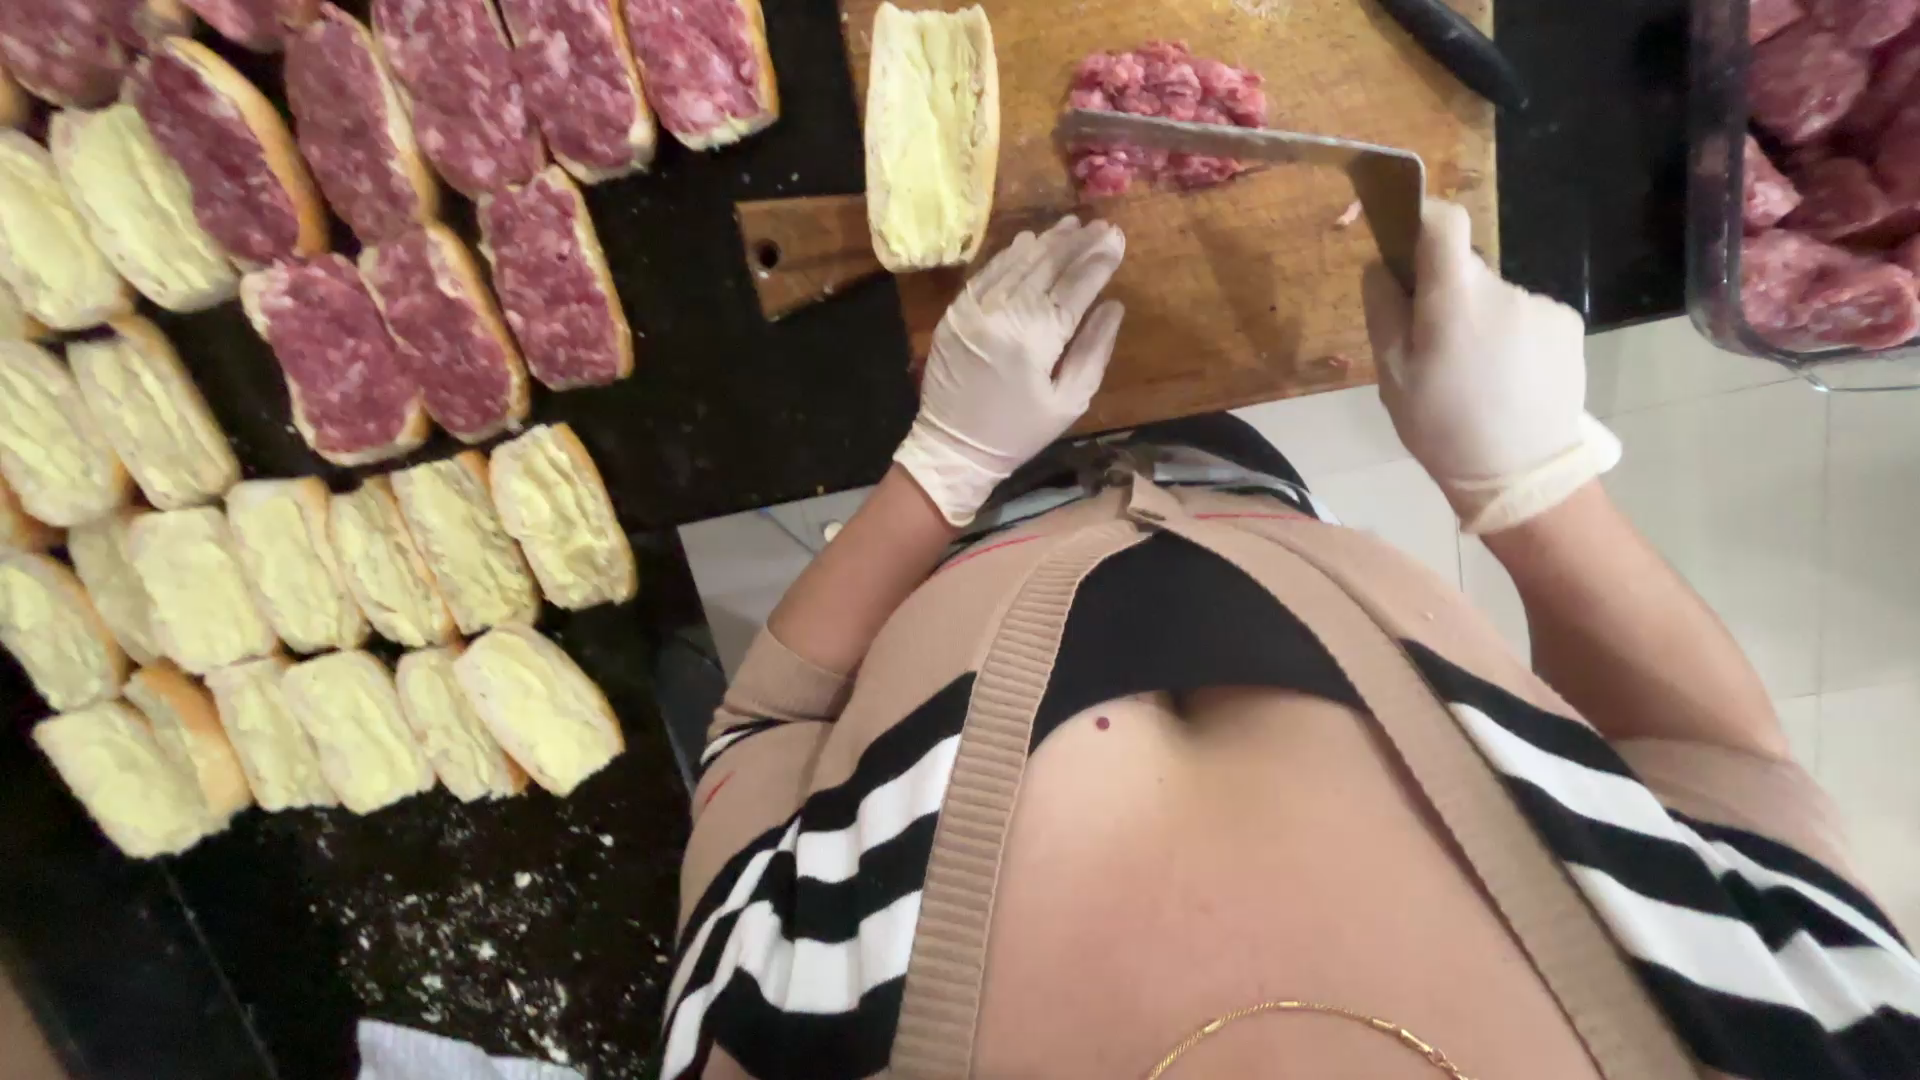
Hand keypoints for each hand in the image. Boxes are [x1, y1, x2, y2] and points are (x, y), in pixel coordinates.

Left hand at [894, 216, 1126, 524]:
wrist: (953, 448)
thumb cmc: (1018, 433)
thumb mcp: (1068, 402)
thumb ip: (1094, 350)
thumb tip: (1114, 305)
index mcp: (1036, 339)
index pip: (1076, 286)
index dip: (1099, 260)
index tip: (1118, 238)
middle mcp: (1003, 314)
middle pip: (1047, 265)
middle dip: (1077, 243)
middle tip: (1100, 226)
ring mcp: (974, 310)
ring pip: (1017, 263)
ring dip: (1047, 242)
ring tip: (1071, 226)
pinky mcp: (955, 314)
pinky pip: (987, 274)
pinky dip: (1010, 256)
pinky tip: (1029, 243)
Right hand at [1361, 199, 1620, 534]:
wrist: (1518, 471)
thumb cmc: (1440, 425)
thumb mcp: (1391, 375)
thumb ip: (1384, 312)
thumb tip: (1380, 267)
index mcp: (1456, 298)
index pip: (1444, 222)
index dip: (1420, 219)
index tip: (1402, 239)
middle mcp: (1504, 288)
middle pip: (1463, 270)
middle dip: (1441, 296)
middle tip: (1428, 350)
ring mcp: (1542, 305)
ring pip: (1492, 298)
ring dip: (1475, 321)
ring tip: (1469, 375)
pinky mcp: (1567, 325)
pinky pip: (1522, 317)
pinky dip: (1506, 337)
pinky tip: (1502, 379)